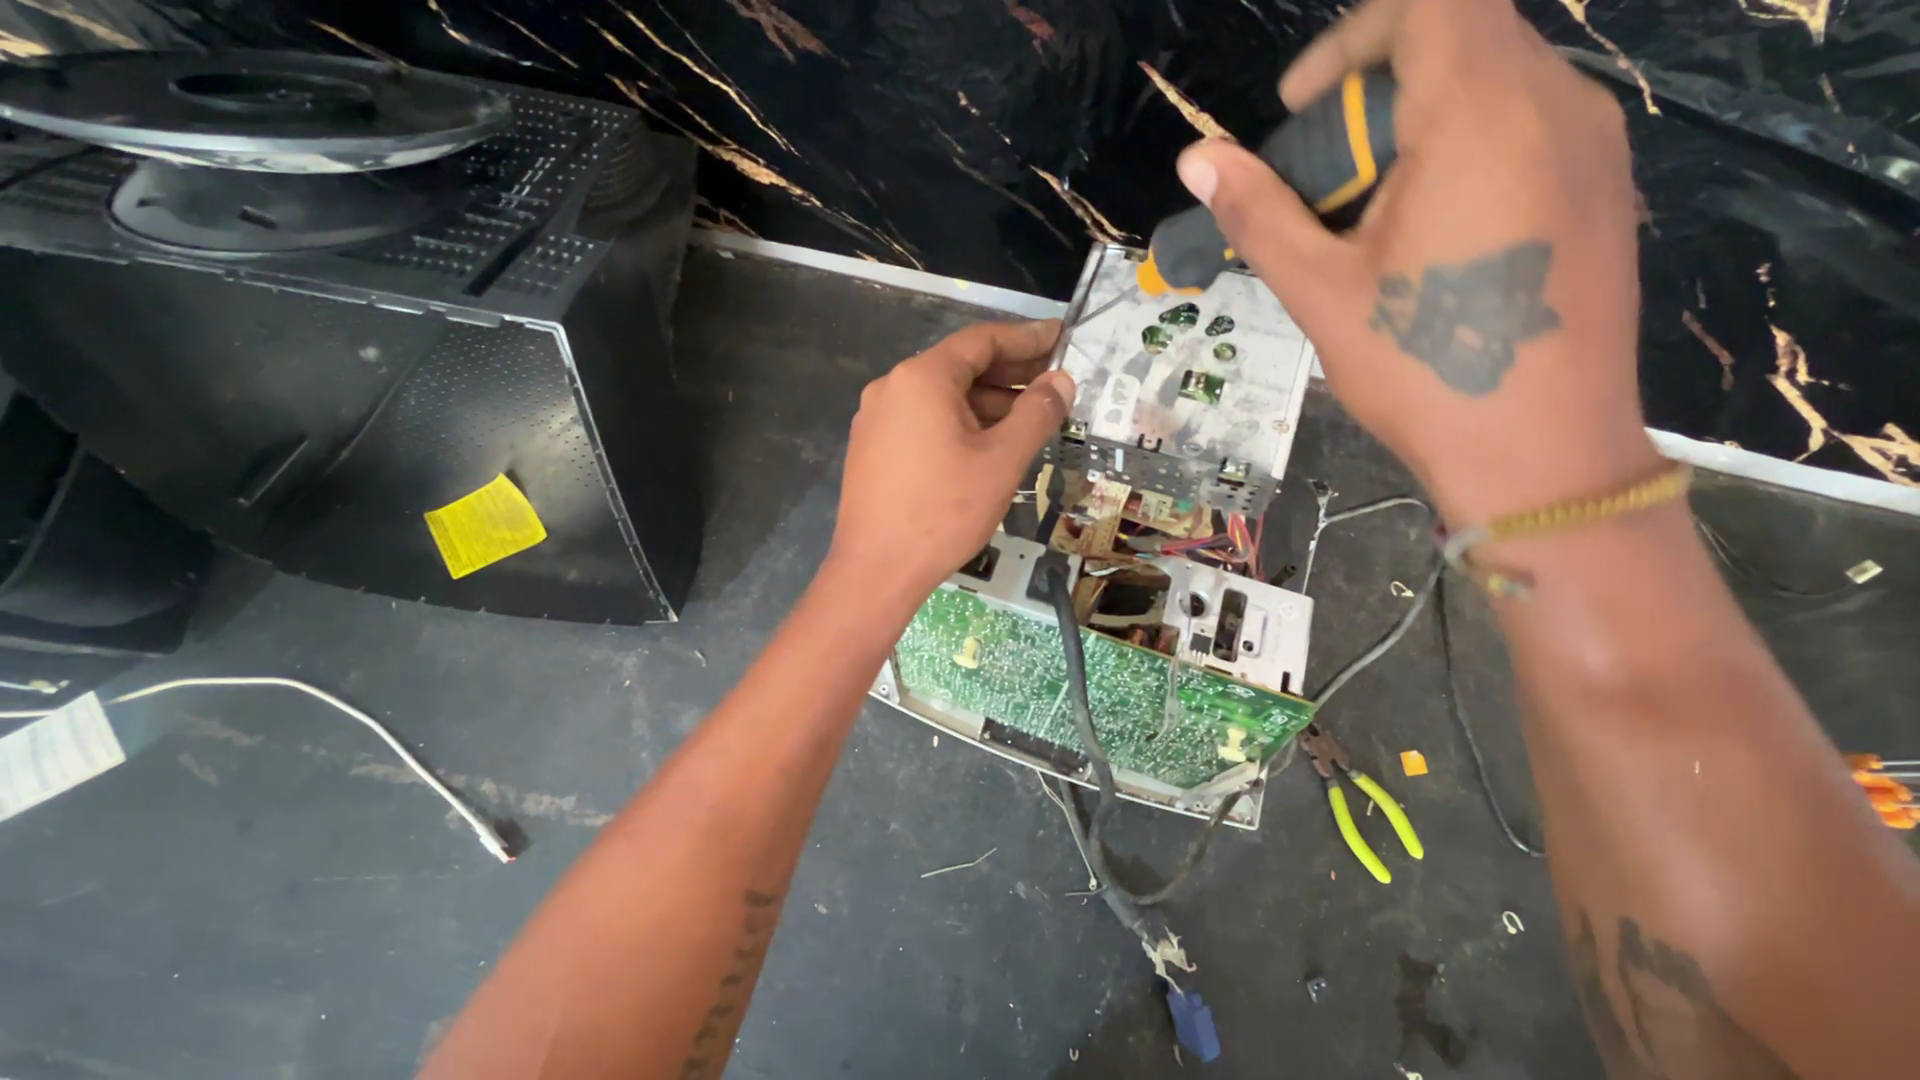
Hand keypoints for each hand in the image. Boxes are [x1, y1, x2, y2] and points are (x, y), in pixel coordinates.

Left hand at [827, 320, 1074, 603]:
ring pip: (942, 397)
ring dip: (988, 401)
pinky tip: (989, 443)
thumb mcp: (1002, 461)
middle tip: (1055, 381)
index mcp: (922, 378)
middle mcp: (893, 387)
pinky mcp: (872, 448)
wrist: (876, 570)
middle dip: (1010, 372)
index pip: (982, 340)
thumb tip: (1060, 381)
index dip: (1027, 339)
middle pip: (960, 366)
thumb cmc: (944, 511)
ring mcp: (877, 418)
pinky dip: (960, 422)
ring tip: (1032, 416)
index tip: (1061, 338)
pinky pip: (924, 420)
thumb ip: (1036, 413)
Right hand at [1177, 0, 1658, 525]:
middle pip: (1459, 39)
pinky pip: (1531, 126)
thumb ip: (1259, 211)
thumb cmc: (1424, 370)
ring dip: (1416, 125)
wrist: (1546, 456)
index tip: (1305, 108)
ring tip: (1370, 218)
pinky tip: (1431, 237)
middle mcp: (1557, 104)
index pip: (1431, 0)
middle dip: (1373, 93)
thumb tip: (1196, 157)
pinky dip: (1466, 151)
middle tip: (1323, 181)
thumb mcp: (1322, 291)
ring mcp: (1595, 146)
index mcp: (1483, 114)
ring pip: (1495, 83)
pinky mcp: (1607, 189)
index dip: (1354, 38)